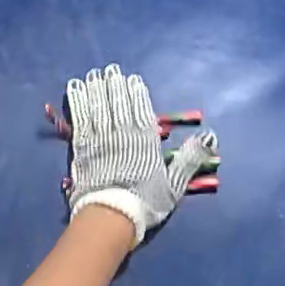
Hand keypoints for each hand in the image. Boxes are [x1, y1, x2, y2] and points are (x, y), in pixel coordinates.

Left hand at [65, 64, 217, 246]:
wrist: (111, 215)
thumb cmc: (144, 203)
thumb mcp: (174, 184)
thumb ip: (190, 158)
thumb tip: (209, 137)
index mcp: (146, 142)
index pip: (141, 110)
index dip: (136, 93)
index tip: (132, 79)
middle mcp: (122, 134)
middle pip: (117, 104)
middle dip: (114, 86)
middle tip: (110, 70)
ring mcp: (99, 139)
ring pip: (98, 106)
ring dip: (96, 89)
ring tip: (93, 76)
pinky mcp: (80, 146)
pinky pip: (79, 118)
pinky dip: (78, 101)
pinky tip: (75, 89)